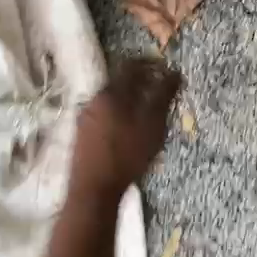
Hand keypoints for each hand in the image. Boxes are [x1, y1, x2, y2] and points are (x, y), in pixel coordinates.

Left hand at [70, 57, 182, 193]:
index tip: (166, 70)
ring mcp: (84, 118)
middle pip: (120, 82)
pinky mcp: (80, 135)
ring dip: (130, 101)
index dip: (151, 64)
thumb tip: (175, 73)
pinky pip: (103, 114)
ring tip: (147, 115)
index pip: (132, 65)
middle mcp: (94, 100)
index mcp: (111, 92)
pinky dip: (119, 115)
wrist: (92, 192)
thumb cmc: (127, 155)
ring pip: (112, 100)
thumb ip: (164, 95)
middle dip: (142, 84)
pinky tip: (128, 132)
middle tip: (160, 94)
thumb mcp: (154, 124)